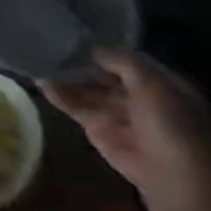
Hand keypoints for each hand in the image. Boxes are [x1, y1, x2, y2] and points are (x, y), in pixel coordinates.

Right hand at [38, 48, 210, 199]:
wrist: (172, 173)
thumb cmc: (171, 123)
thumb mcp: (152, 82)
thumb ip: (122, 62)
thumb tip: (92, 48)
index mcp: (159, 80)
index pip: (127, 59)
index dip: (104, 49)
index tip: (77, 37)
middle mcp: (137, 94)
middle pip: (103, 74)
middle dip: (81, 64)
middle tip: (51, 48)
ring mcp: (116, 112)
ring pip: (87, 90)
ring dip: (66, 80)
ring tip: (39, 65)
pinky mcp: (97, 129)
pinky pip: (77, 108)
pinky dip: (60, 97)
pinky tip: (42, 85)